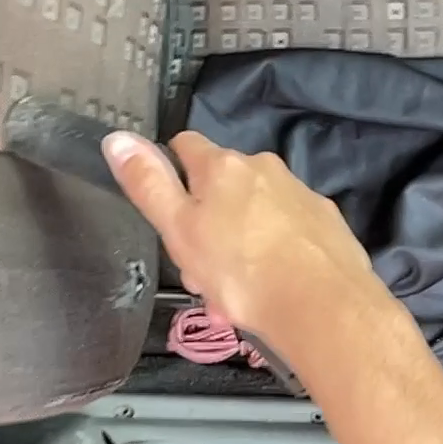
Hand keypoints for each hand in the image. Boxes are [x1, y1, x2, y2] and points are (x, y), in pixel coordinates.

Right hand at [101, 131, 396, 353]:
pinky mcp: (326, 222)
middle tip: (201, 274)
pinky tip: (272, 290)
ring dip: (239, 245)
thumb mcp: (179, 230)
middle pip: (221, 186)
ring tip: (235, 297)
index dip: (168, 171)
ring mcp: (299, 193)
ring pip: (254, 213)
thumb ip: (147, 183)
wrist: (324, 307)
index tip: (168, 209)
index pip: (183, 145)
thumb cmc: (240, 270)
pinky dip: (273, 254)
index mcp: (222, 166)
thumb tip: (116, 137)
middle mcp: (264, 167)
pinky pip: (286, 232)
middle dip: (207, 224)